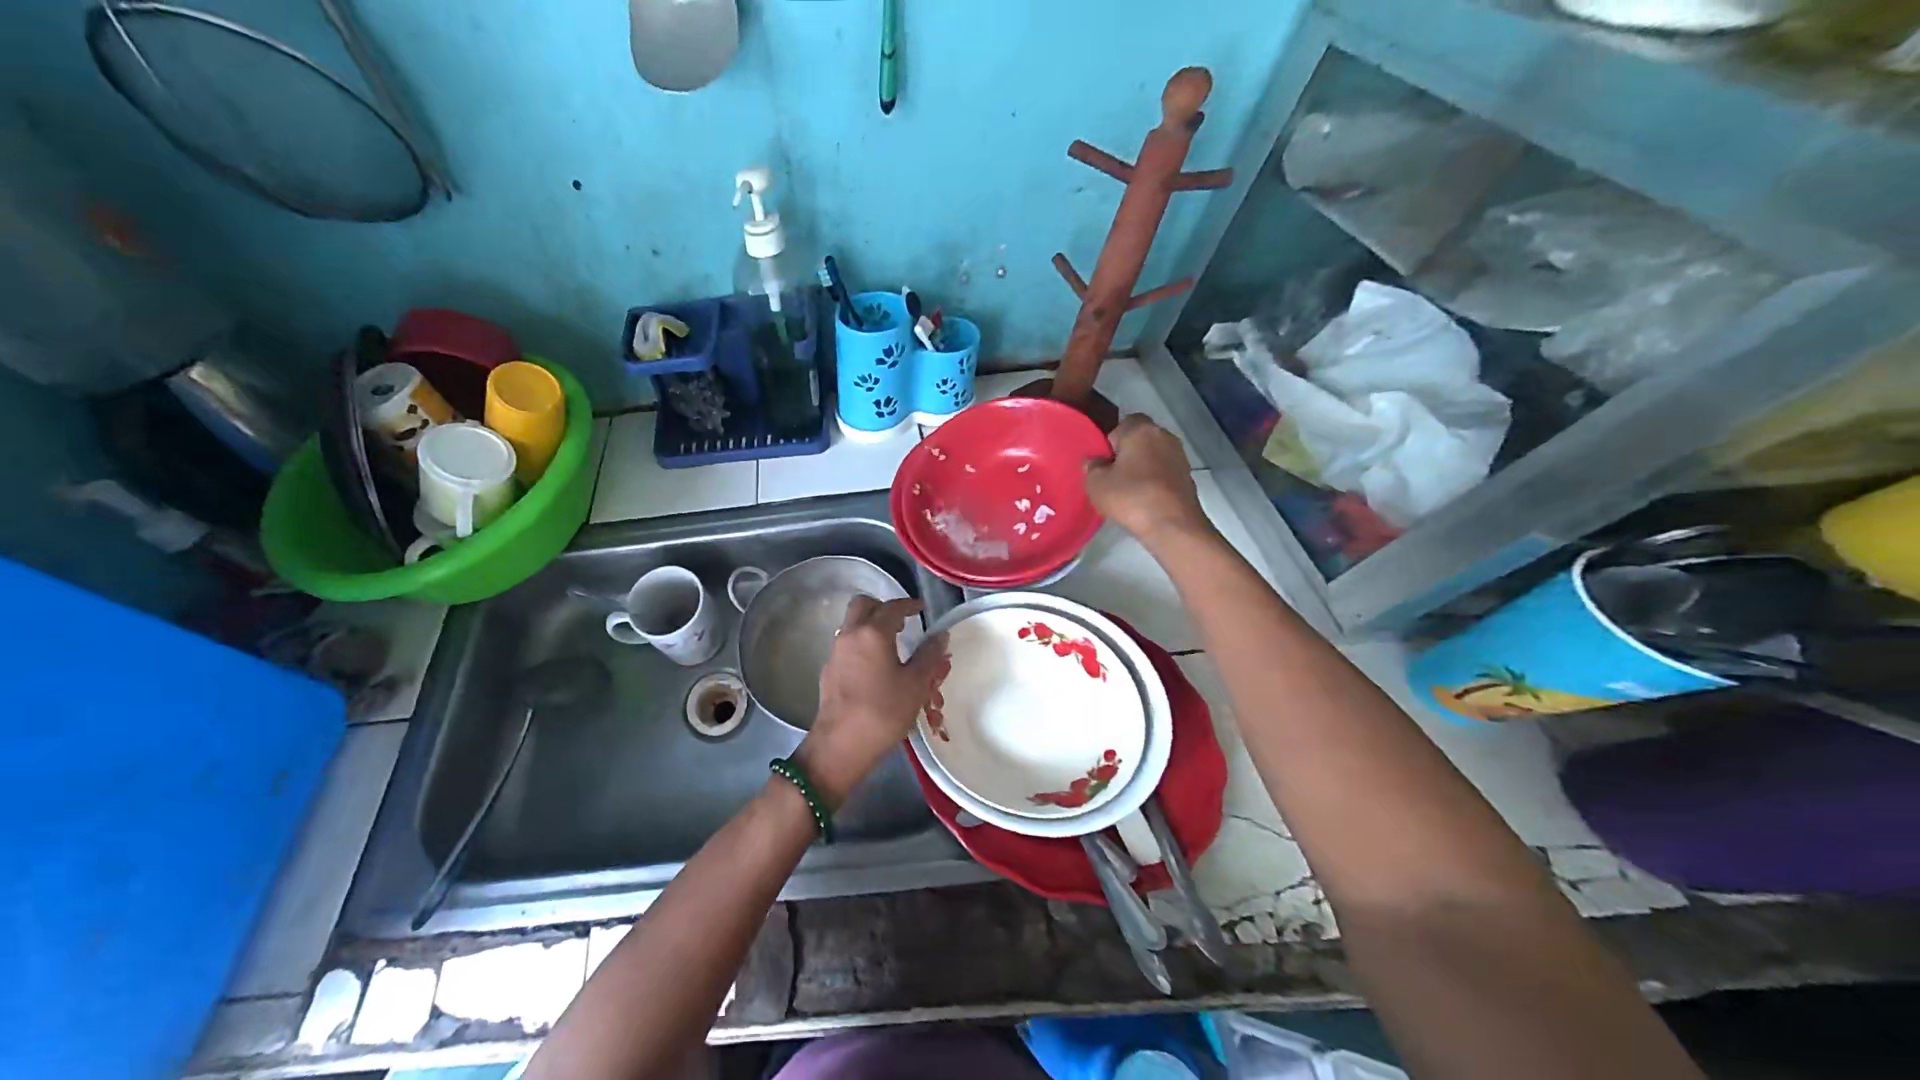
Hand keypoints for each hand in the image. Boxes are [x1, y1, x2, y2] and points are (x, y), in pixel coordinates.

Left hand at [797, 596, 947, 806]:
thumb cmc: (883, 712)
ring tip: (893, 645)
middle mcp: (850, 635)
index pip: (892, 607)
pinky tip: (876, 667)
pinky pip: (847, 645)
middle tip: (902, 623)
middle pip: (863, 605)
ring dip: (871, 626)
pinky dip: (862, 644)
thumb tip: (940, 634)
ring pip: (852, 625)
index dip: (909, 604)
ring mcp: (835, 653)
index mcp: (872, 633)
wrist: (841, 745)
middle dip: (883, 608)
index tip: (921, 608)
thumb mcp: (916, 684)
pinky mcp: (829, 671)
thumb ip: (929, 655)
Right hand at [1084, 414, 1210, 546]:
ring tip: (1130, 491)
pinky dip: (1155, 481)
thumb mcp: (1096, 483)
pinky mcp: (1188, 477)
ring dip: (1143, 468)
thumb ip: (1091, 466)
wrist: (1172, 525)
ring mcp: (1180, 456)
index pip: (1122, 423)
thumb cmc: (1130, 497)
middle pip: (1140, 439)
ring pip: (1154, 456)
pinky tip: (1146, 500)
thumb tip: (1095, 461)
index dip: (1111, 442)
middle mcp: (1164, 436)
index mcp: (1141, 429)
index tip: (1104, 462)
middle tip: (1114, 476)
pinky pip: (1164, 473)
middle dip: (1127, 454)